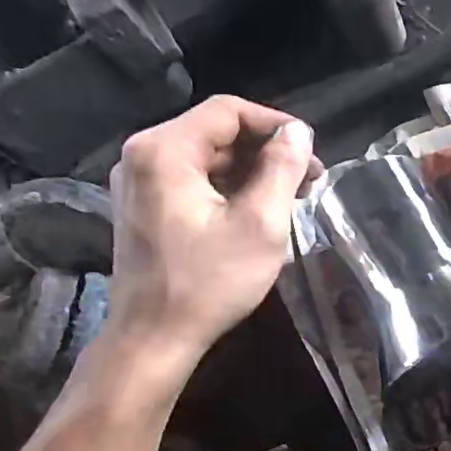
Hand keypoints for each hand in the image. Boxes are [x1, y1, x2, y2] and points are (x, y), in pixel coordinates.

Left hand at [107, 95, 322, 368]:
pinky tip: (259, 210)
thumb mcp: (261, 223)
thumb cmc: (210, 282)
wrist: (154, 339)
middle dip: (267, 150)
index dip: (276, 124)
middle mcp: (143, 156)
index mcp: (165, 150)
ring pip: (206, 157)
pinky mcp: (143, 207)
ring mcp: (138, 183)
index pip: (228, 111)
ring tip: (292, 196)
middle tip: (309, 179)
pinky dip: (229, 187)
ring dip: (251, 170)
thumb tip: (299, 132)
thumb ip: (282, 169)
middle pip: (216, 132)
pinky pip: (193, 180)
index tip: (312, 150)